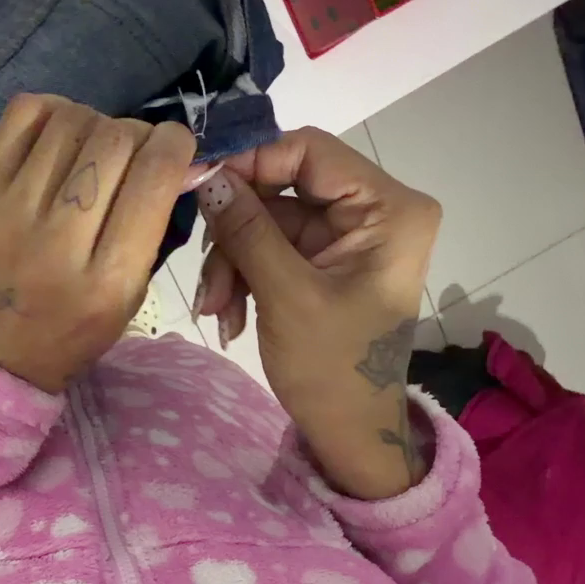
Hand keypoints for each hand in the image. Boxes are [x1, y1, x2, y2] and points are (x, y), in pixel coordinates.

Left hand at [0, 95, 199, 392]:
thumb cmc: (75, 330)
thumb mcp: (129, 296)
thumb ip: (154, 225)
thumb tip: (180, 155)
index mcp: (107, 281)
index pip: (153, 177)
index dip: (174, 145)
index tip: (174, 149)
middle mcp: (59, 243)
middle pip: (115, 139)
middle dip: (138, 134)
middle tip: (134, 155)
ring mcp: (12, 214)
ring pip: (72, 120)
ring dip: (97, 122)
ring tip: (95, 150)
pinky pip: (24, 114)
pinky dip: (53, 111)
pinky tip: (61, 138)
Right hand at [194, 128, 441, 499]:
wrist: (349, 432)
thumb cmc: (332, 368)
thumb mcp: (286, 296)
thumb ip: (247, 231)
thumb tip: (207, 177)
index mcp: (388, 208)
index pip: (309, 151)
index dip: (249, 162)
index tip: (196, 183)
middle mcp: (373, 211)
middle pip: (282, 192)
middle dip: (236, 236)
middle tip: (206, 280)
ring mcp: (345, 239)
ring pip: (267, 225)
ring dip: (232, 266)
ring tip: (217, 313)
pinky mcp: (323, 265)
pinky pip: (270, 253)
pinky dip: (244, 281)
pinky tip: (231, 319)